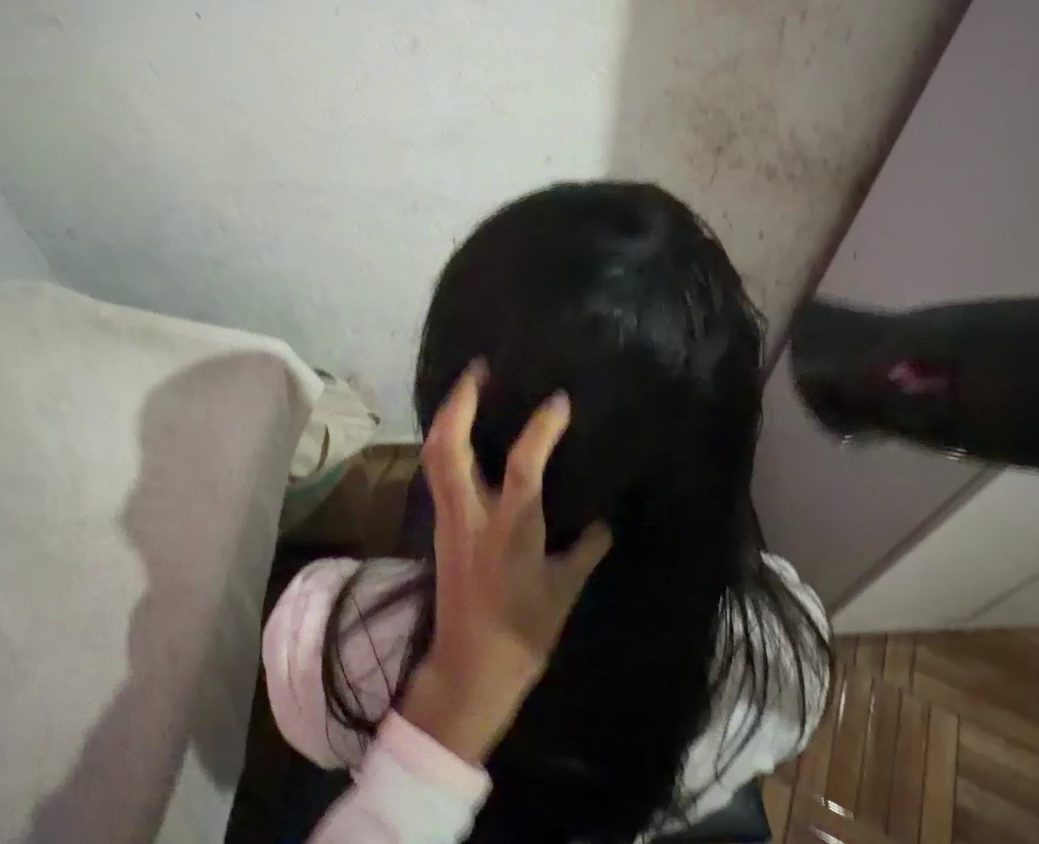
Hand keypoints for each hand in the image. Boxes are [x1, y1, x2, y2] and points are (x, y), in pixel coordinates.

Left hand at [397, 361, 613, 763]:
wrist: (470, 670)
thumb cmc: (523, 632)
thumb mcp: (564, 591)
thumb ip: (585, 550)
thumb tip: (604, 522)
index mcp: (509, 529)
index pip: (523, 464)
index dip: (541, 427)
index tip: (559, 400)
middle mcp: (471, 515)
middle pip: (449, 445)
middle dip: (461, 401)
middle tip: (480, 369)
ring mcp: (449, 520)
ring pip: (434, 456)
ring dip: (448, 416)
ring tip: (468, 390)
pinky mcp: (440, 528)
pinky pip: (436, 472)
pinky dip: (445, 443)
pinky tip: (461, 435)